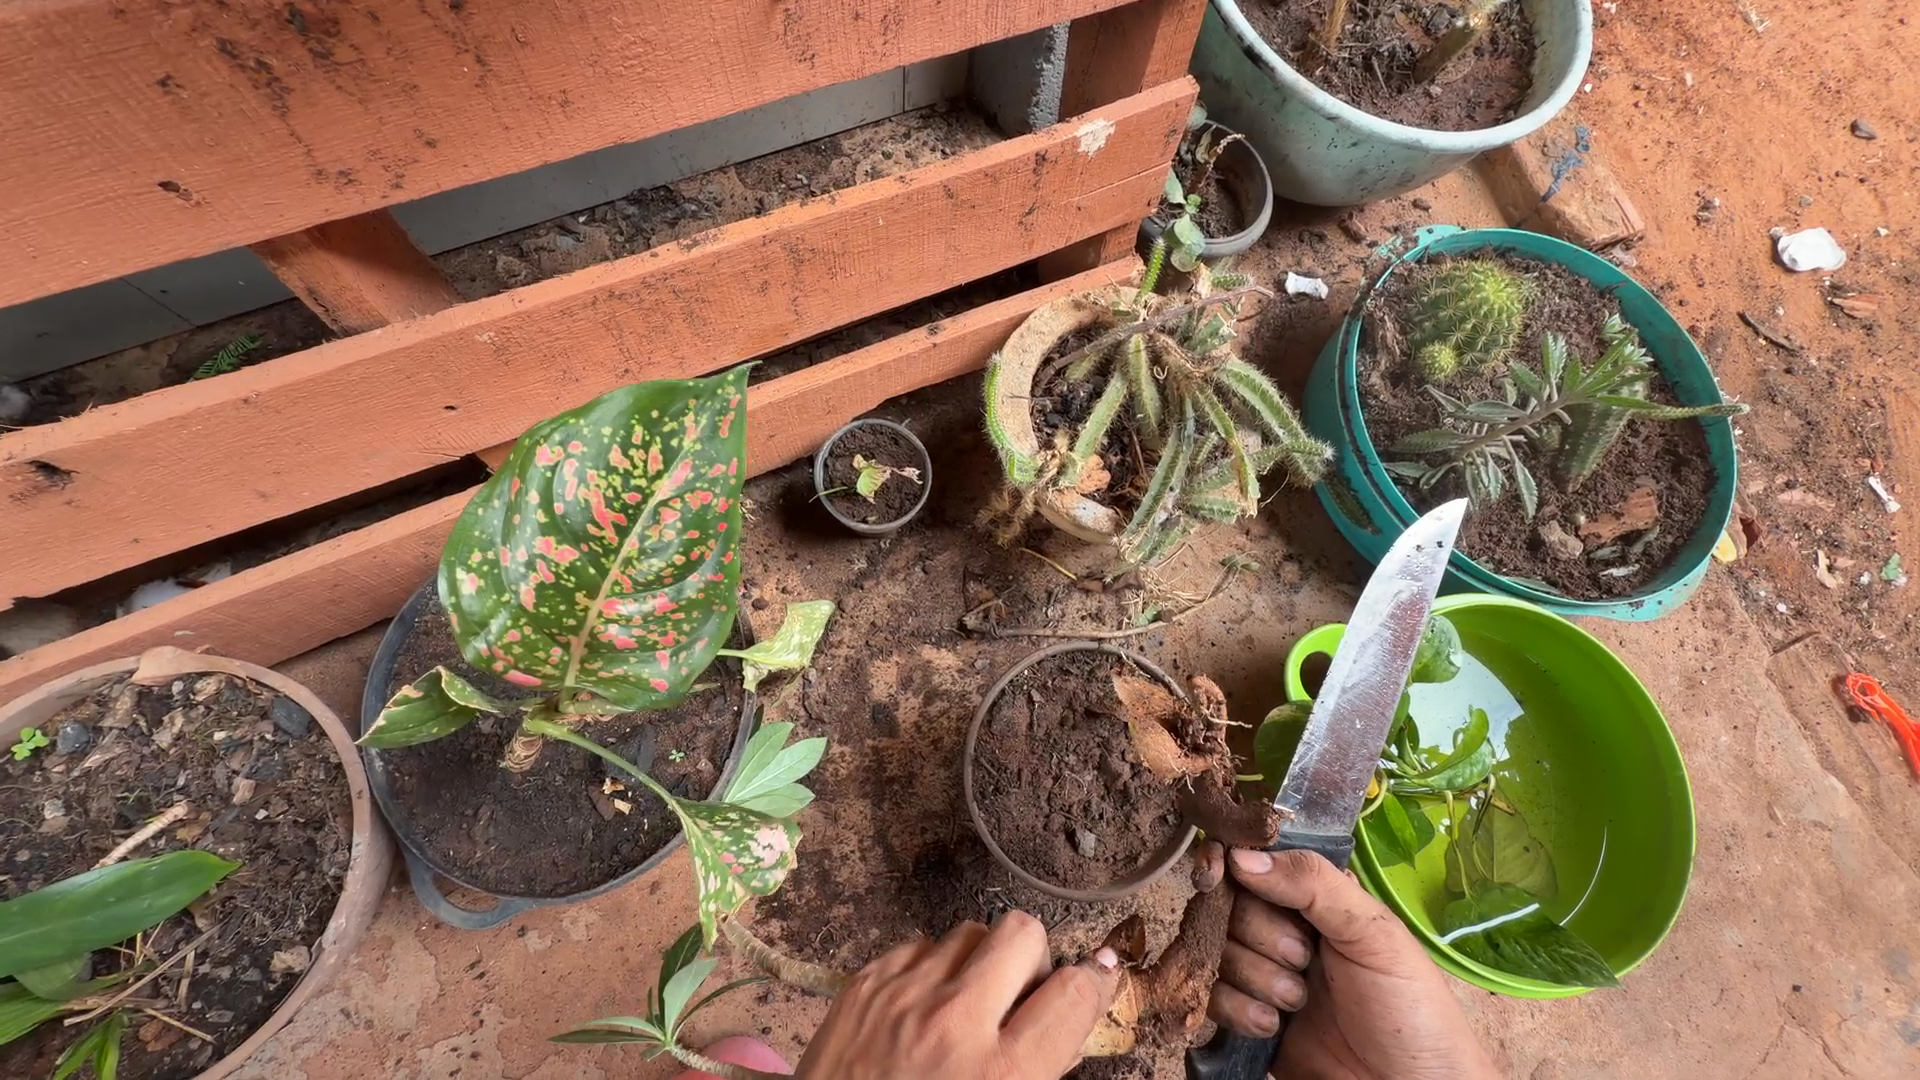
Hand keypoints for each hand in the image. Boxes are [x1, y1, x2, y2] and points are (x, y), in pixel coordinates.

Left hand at [797, 912, 1120, 1078]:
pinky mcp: (864, 982)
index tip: (1096, 976)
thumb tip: (1073, 1008)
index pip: (1072, 993)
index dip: (1095, 981)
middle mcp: (954, 1021)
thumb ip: (1040, 1066)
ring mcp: (903, 994)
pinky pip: (919, 944)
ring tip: (963, 1004)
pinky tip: (920, 1009)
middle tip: (1016, 995)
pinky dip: (929, 969)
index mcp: (1002, 1075)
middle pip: (1022, 931)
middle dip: (1030, 959)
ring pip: (969, 931)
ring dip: (977, 961)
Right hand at [1206, 846, 1498, 1079]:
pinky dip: (1236, 1008)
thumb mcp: (1373, 932)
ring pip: (1215, 948)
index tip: (1215, 871)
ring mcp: (1256, 971)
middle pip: (1225, 904)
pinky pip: (1209, 994)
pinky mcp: (1242, 1015)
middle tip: (1302, 960)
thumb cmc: (1408, 1006)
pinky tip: (1271, 1025)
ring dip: (1254, 976)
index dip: (1223, 861)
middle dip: (1259, 934)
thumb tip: (1238, 856)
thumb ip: (1312, 883)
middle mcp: (1275, 927)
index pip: (1248, 860)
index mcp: (1305, 897)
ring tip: (1297, 1002)